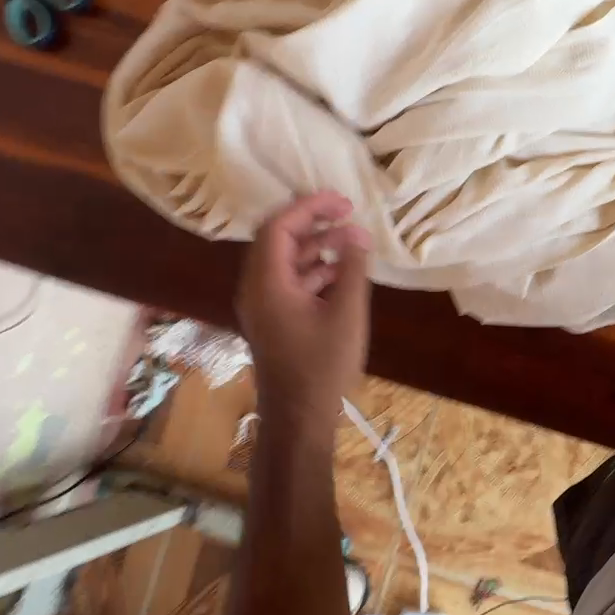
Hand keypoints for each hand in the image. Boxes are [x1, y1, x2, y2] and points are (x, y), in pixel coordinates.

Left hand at [235, 192, 371, 430]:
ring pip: (286, 260)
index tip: (343, 200)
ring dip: (318, 245)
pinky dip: (316, 268)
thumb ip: (351, 269)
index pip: (278, 227)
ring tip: (354, 242)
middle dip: (313, 221)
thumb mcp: (346, 313)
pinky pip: (291, 280)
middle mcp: (257, 288)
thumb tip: (357, 233)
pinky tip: (343, 272)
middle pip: (278, 239)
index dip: (309, 207)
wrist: (299, 414)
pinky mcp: (276, 318)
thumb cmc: (322, 364)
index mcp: (266, 283)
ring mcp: (264, 305)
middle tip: (350, 212)